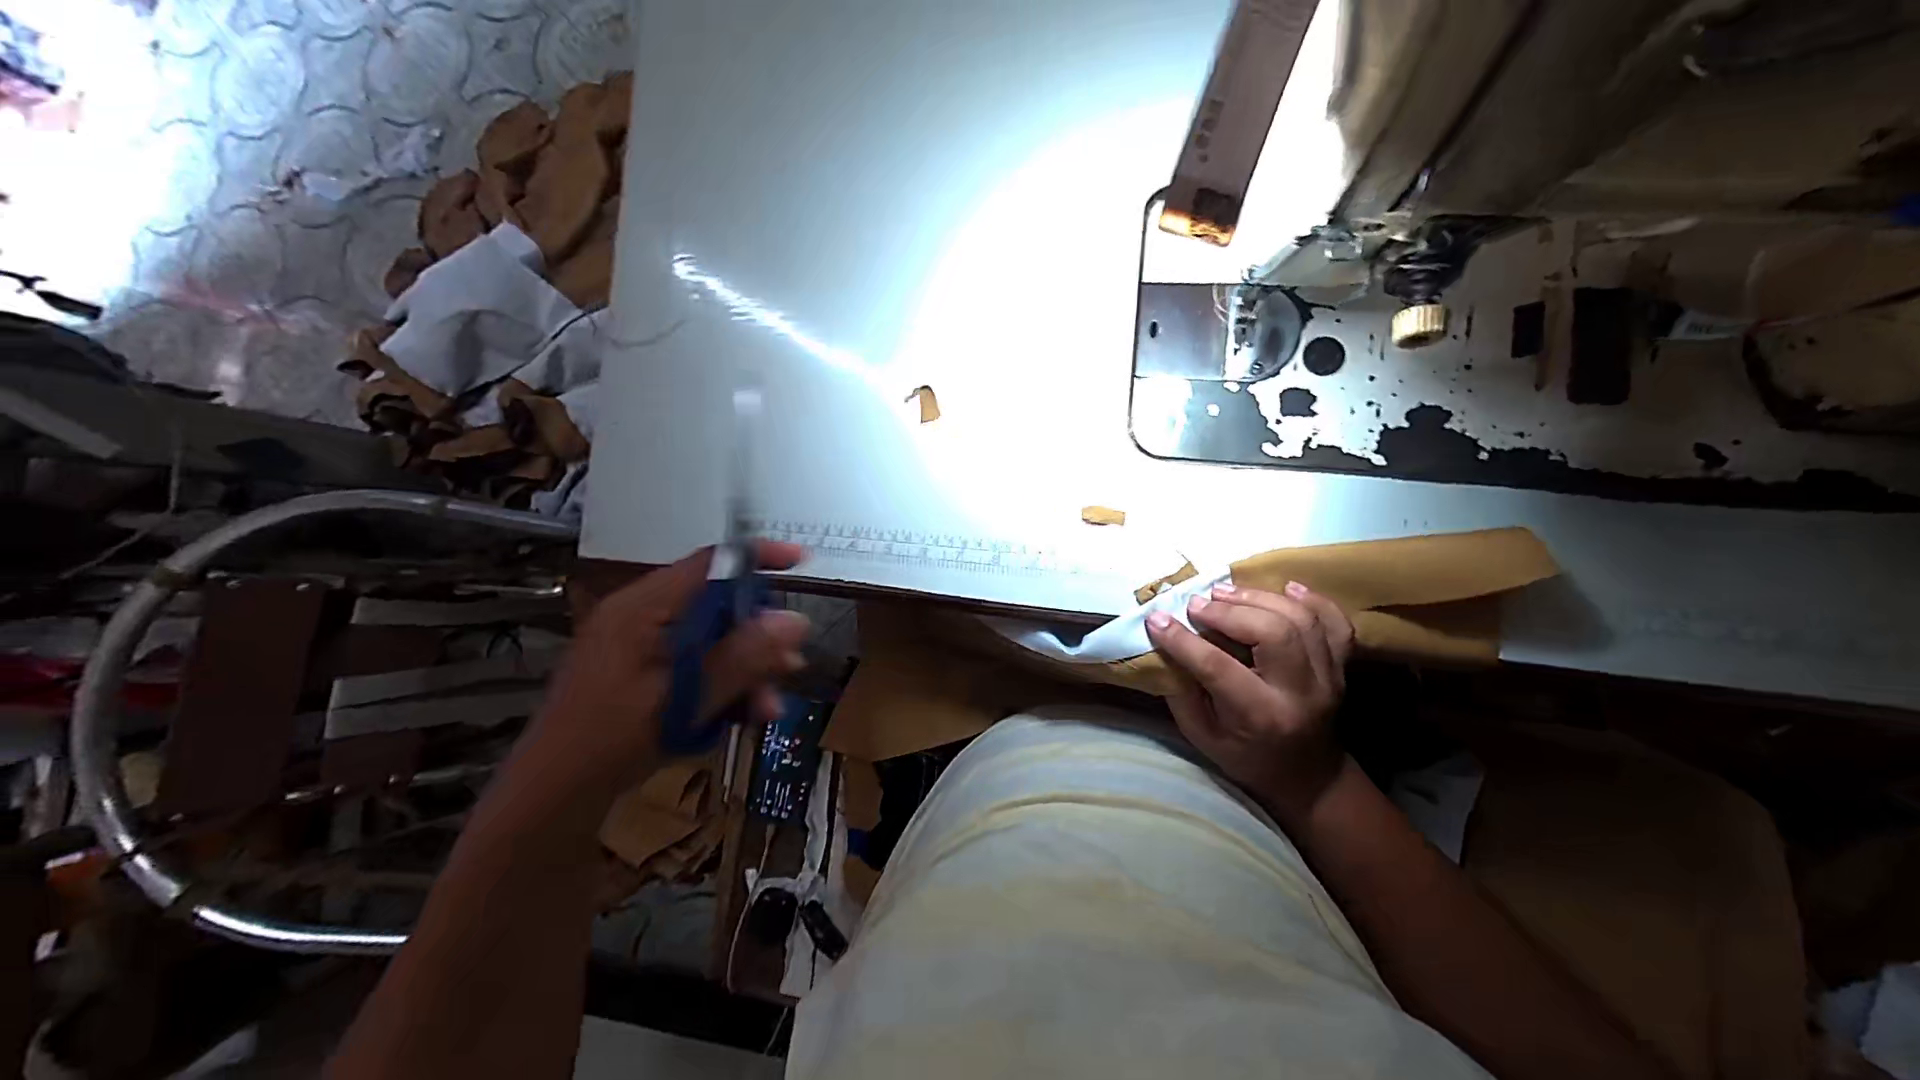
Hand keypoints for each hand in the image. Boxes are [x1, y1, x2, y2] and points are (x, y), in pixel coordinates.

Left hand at [532, 542, 811, 788]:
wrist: (548, 798)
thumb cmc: (610, 743)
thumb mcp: (684, 700)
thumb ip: (741, 658)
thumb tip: (797, 620)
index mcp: (642, 608)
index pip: (709, 563)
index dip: (758, 557)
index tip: (801, 561)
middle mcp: (640, 615)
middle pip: (717, 607)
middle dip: (758, 638)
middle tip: (790, 668)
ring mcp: (637, 643)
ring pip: (710, 640)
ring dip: (744, 671)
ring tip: (766, 710)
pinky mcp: (639, 670)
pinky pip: (693, 663)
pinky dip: (719, 685)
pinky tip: (737, 716)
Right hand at [1145, 581, 1354, 824]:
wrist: (1309, 775)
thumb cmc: (1246, 757)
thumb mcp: (1202, 736)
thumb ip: (1182, 692)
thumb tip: (1162, 646)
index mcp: (1260, 716)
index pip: (1217, 667)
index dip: (1182, 639)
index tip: (1157, 619)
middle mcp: (1301, 693)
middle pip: (1273, 632)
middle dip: (1229, 611)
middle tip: (1197, 604)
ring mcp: (1329, 676)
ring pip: (1301, 619)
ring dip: (1259, 598)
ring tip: (1224, 593)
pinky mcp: (1341, 665)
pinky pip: (1335, 622)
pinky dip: (1312, 600)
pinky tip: (1285, 588)